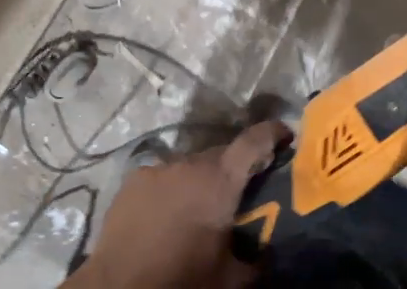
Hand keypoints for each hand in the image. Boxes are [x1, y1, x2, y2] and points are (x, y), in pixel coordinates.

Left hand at [65, 121, 289, 288]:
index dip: (272, 133)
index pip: (253, 142)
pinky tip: (168, 215)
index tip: (285, 133)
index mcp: (220, 182)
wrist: (121, 288)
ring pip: (190, 166)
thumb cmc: (183, 281)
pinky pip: (163, 177)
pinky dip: (172, 190)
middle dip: (234, 168)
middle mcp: (189, 164)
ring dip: (200, 181)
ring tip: (200, 210)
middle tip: (241, 193)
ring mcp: (158, 168)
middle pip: (221, 155)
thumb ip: (255, 258)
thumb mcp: (231, 279)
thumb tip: (267, 251)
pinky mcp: (134, 179)